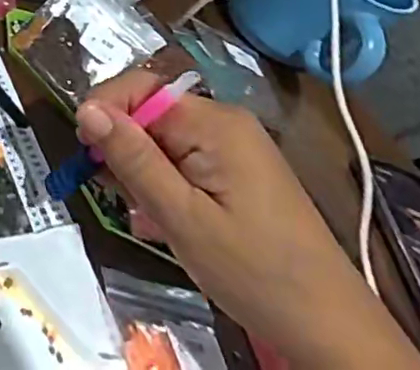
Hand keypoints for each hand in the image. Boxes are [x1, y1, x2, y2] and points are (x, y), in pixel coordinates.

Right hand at [77, 71, 419, 369]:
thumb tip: (86, 108)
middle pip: (150, 113)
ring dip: (142, 171)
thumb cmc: (257, 274)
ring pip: (163, 140)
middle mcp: (225, 122)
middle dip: (124, 148)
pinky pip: (184, 160)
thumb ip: (133, 159)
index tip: (84, 150)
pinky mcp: (238, 171)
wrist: (335, 330)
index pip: (140, 88)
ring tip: (142, 215)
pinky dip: (165, 184)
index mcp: (214, 122)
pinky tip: (163, 220)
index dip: (105, 111)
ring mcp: (234, 147)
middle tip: (114, 193)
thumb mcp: (182, 218)